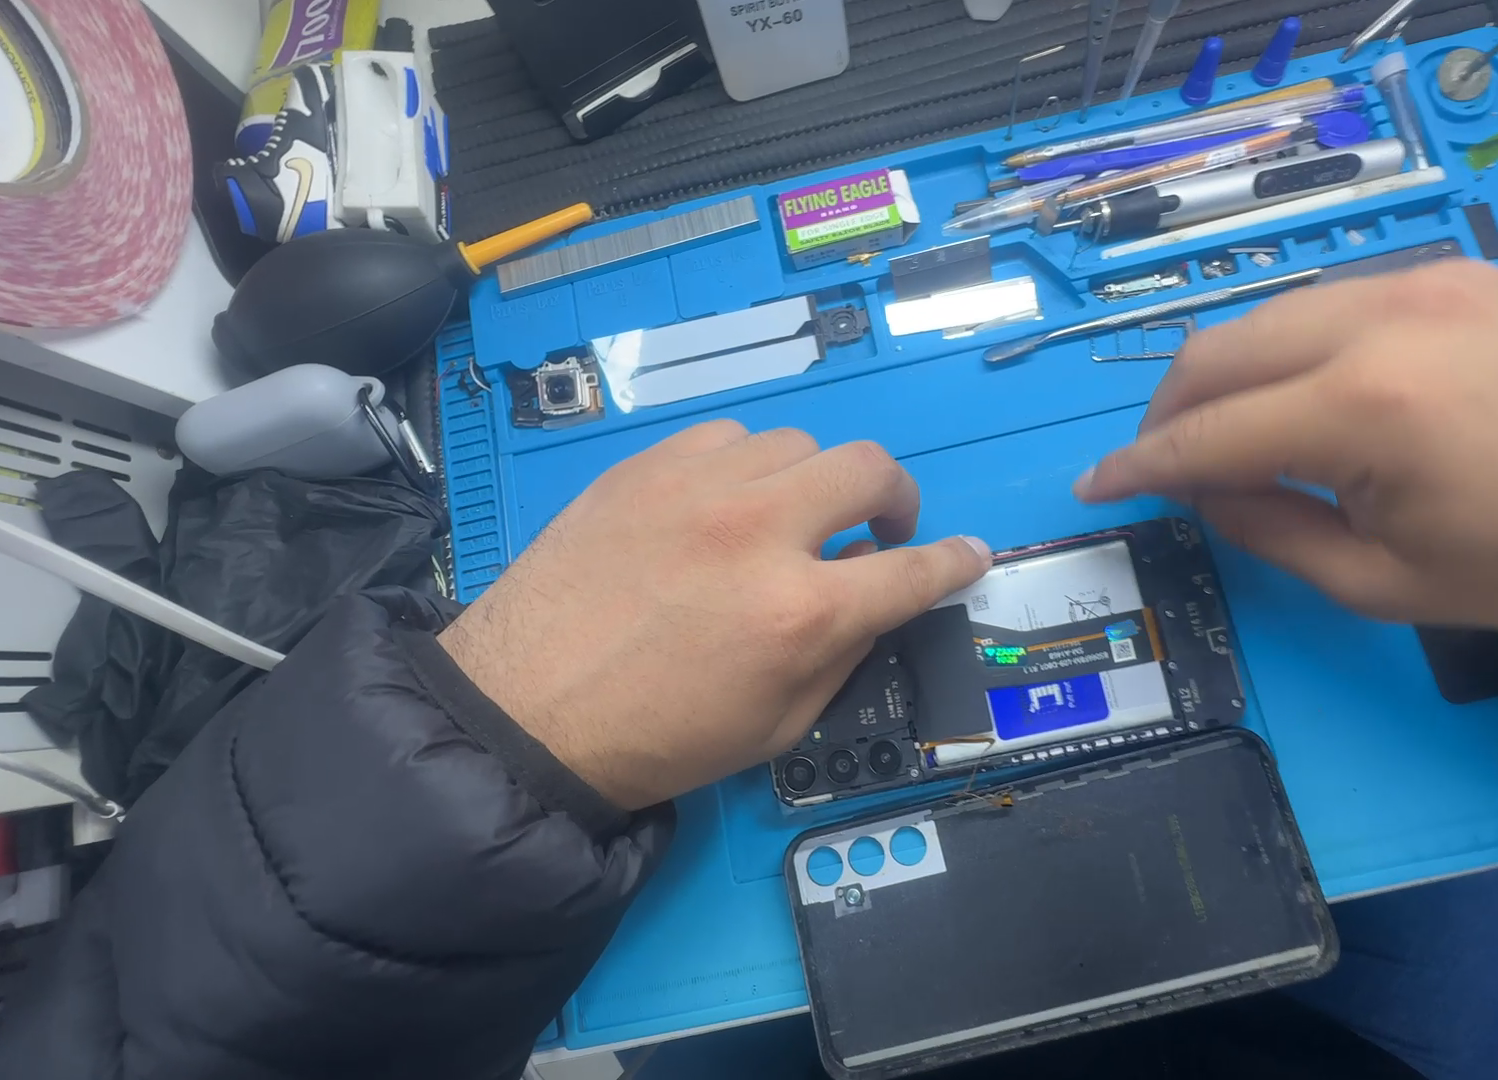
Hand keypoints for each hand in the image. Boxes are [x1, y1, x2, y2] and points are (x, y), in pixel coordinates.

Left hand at [439, 421, 990, 809]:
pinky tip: (725, 501)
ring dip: (813, 483)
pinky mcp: (646, 467)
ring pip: (798, 443)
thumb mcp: (780, 722)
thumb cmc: (663, 737)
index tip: (969, 554)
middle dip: (899, 497)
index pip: (913, 572)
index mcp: (801, 612)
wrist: (528, 710)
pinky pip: (728, 438)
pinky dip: (747, 467)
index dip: (955, 562)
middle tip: (883, 526)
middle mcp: (760, 531)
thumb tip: (875, 581)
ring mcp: (700, 488)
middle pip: (870, 468)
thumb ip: (847, 647)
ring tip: (788, 519)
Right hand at [1075, 260, 1497, 638]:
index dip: (1136, 466)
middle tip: (1159, 470)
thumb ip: (1264, 529)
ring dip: (1217, 381)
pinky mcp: (1453, 273)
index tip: (1091, 487)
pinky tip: (1296, 399)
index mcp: (1364, 407)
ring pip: (1260, 319)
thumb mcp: (1380, 582)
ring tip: (1224, 439)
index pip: (1205, 434)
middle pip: (1214, 353)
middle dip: (1165, 416)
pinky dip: (1279, 354)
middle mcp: (1379, 318)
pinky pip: (1321, 306)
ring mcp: (1420, 281)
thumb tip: (1200, 491)